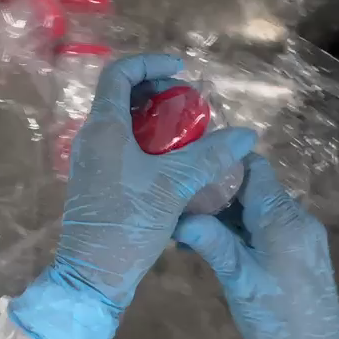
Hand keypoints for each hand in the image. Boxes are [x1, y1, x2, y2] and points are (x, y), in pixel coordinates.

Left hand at [12, 53, 255, 338]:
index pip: (119, 73)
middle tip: (189, 103)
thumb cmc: (127, 224)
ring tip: (188, 130)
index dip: (150, 62)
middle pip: (122, 94)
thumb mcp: (173, 186)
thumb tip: (246, 134)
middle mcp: (92, 136)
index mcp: (102, 127)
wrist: (93, 276)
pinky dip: (148, 141)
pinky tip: (176, 160)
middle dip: (157, 90)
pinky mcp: (98, 180)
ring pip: (123, 121)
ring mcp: (93, 159)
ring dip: (154, 118)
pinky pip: (123, 145)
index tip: (181, 70)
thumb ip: (209, 157)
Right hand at [175, 157, 338, 338]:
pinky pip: (268, 223)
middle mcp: (297, 217)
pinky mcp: (301, 249)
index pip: (253, 167)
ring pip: (258, 204)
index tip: (190, 172)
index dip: (222, 163)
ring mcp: (302, 233)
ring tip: (193, 225)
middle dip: (218, 190)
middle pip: (254, 184)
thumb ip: (212, 242)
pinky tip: (217, 243)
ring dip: (228, 211)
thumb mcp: (238, 281)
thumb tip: (179, 214)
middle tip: (183, 204)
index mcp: (282, 219)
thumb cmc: (277, 322)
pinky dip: (243, 226)